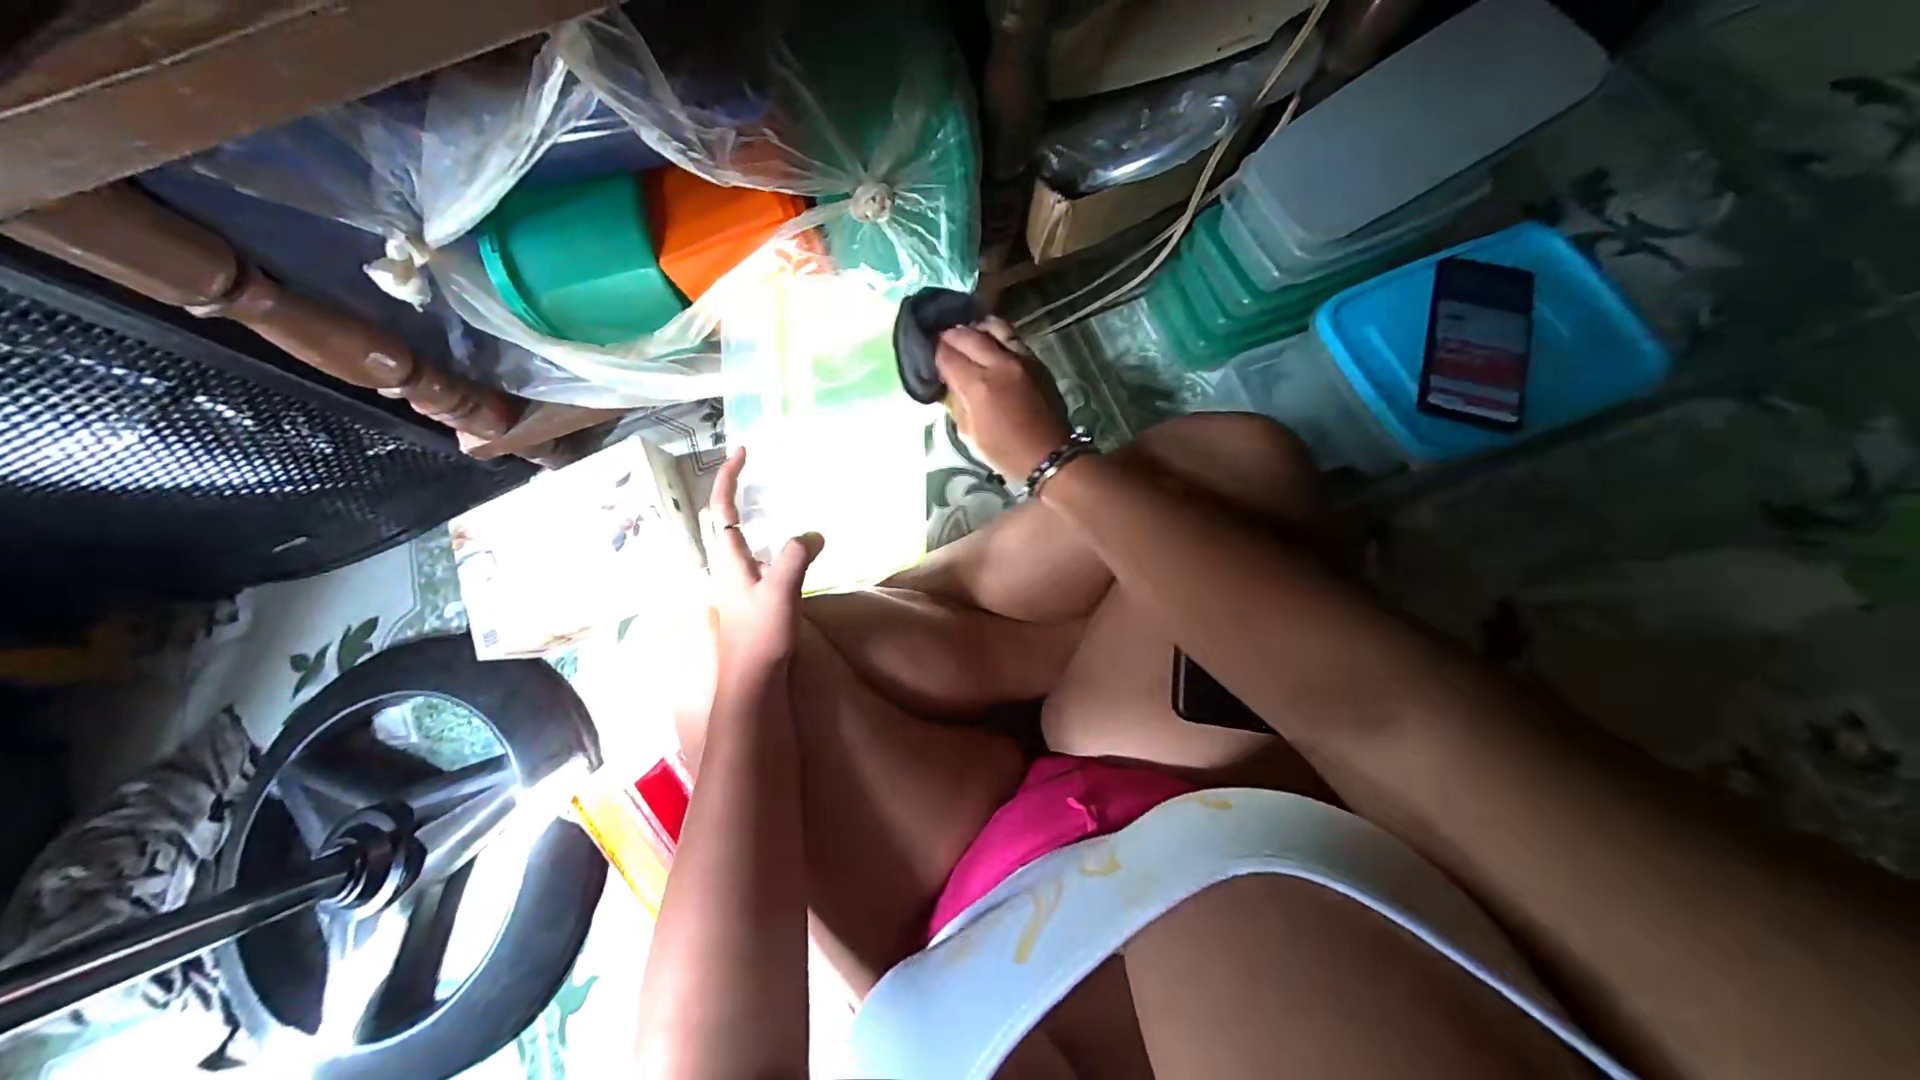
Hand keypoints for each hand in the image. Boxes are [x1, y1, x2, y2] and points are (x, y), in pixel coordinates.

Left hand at [706, 447, 822, 674]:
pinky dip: (767, 536)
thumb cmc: (761, 635)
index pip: (722, 507)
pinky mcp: (751, 592)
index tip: (742, 450)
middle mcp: (727, 564)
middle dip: (733, 490)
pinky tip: (788, 544)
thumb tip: (813, 533)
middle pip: (722, 518)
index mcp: (728, 558)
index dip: (729, 476)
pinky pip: (756, 552)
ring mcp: (738, 579)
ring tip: (774, 499)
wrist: (753, 678)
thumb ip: (796, 558)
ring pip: (737, 536)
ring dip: (749, 513)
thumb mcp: (781, 592)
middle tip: (756, 472)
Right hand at [935, 317, 1069, 481]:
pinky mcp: (1036, 361)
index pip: (947, 356)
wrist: (1049, 455)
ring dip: (975, 329)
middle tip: (942, 340)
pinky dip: (996, 334)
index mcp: (979, 386)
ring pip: (993, 327)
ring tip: (967, 335)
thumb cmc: (1006, 452)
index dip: (934, 353)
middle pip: (968, 336)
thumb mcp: (971, 434)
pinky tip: (989, 341)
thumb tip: (950, 383)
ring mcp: (1021, 359)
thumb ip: (957, 403)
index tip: (929, 354)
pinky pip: (1012, 337)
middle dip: (950, 336)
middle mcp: (999, 364)